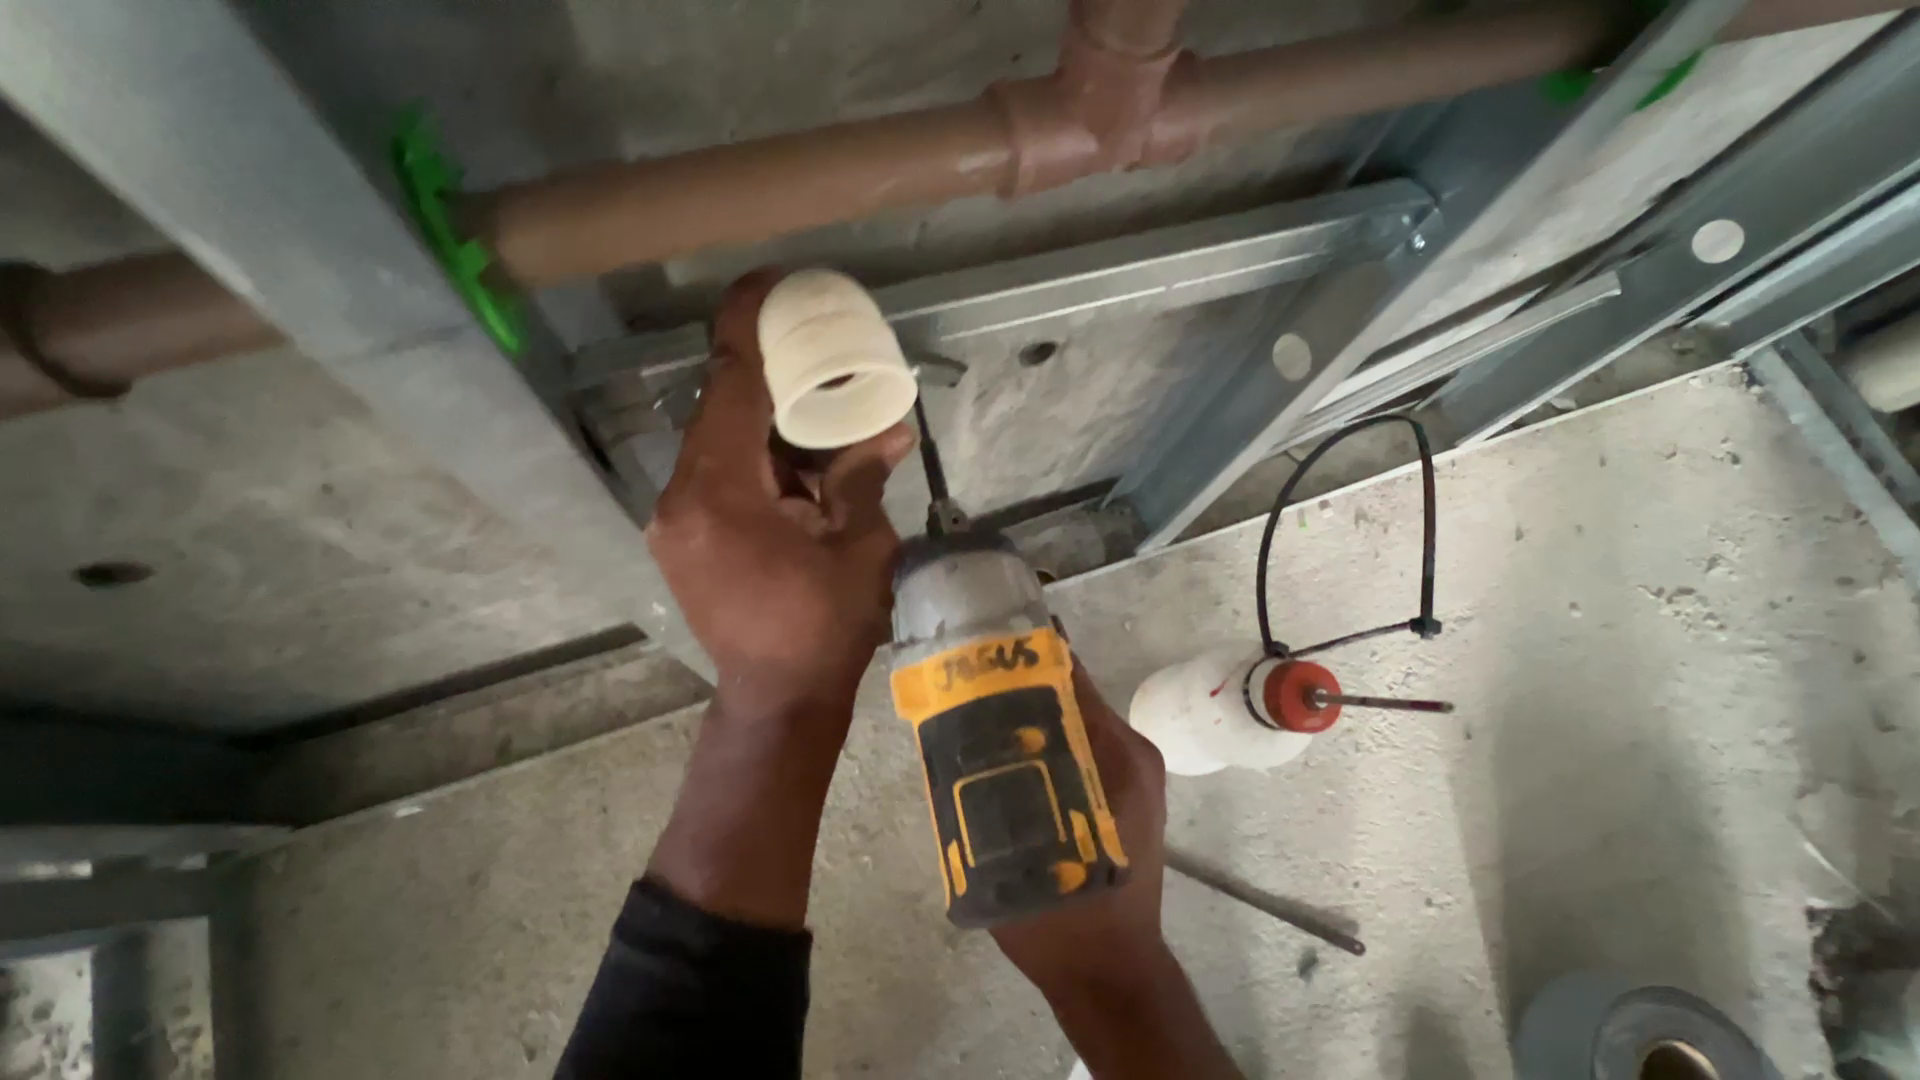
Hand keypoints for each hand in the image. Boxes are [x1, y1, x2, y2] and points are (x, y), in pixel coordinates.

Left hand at [646, 270, 915, 715]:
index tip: (768, 282)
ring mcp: (675, 521)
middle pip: (721, 410)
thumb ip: (862, 476)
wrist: (777, 698)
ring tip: (820, 411)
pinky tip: (799, 462)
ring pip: (720, 445)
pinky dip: (757, 460)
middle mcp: (681, 497)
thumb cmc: (823, 626)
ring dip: (767, 424)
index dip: (747, 325)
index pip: (729, 384)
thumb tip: (890, 427)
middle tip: (815, 349)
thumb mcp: (858, 544)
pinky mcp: (684, 539)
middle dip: (770, 377)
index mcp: (720, 492)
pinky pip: (718, 477)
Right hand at [992, 656, 1170, 991]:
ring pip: (1076, 720)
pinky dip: (1049, 738)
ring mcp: (1135, 774)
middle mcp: (1130, 753)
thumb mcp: (1012, 843)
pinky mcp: (1132, 794)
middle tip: (968, 674)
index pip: (1070, 677)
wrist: (1109, 972)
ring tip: (980, 708)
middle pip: (1072, 694)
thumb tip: (959, 724)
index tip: (983, 636)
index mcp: (1113, 754)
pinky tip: (1008, 752)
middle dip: (1022, 680)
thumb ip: (990, 779)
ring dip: (1034, 711)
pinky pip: (1084, 747)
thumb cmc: (1060, 914)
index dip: (1028, 652)